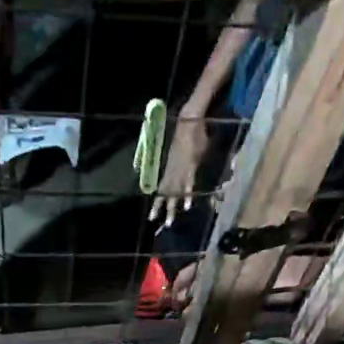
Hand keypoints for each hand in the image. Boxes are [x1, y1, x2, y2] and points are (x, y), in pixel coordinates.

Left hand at [149, 112, 208, 227]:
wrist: (191, 120)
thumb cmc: (191, 135)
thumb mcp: (187, 153)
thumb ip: (186, 165)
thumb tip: (188, 170)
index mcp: (170, 168)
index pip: (161, 189)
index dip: (157, 202)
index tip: (152, 216)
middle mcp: (173, 171)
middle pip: (165, 193)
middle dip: (161, 209)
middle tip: (156, 223)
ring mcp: (181, 169)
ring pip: (174, 192)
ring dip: (172, 207)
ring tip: (170, 222)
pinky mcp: (190, 166)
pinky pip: (188, 183)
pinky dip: (187, 195)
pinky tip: (186, 206)